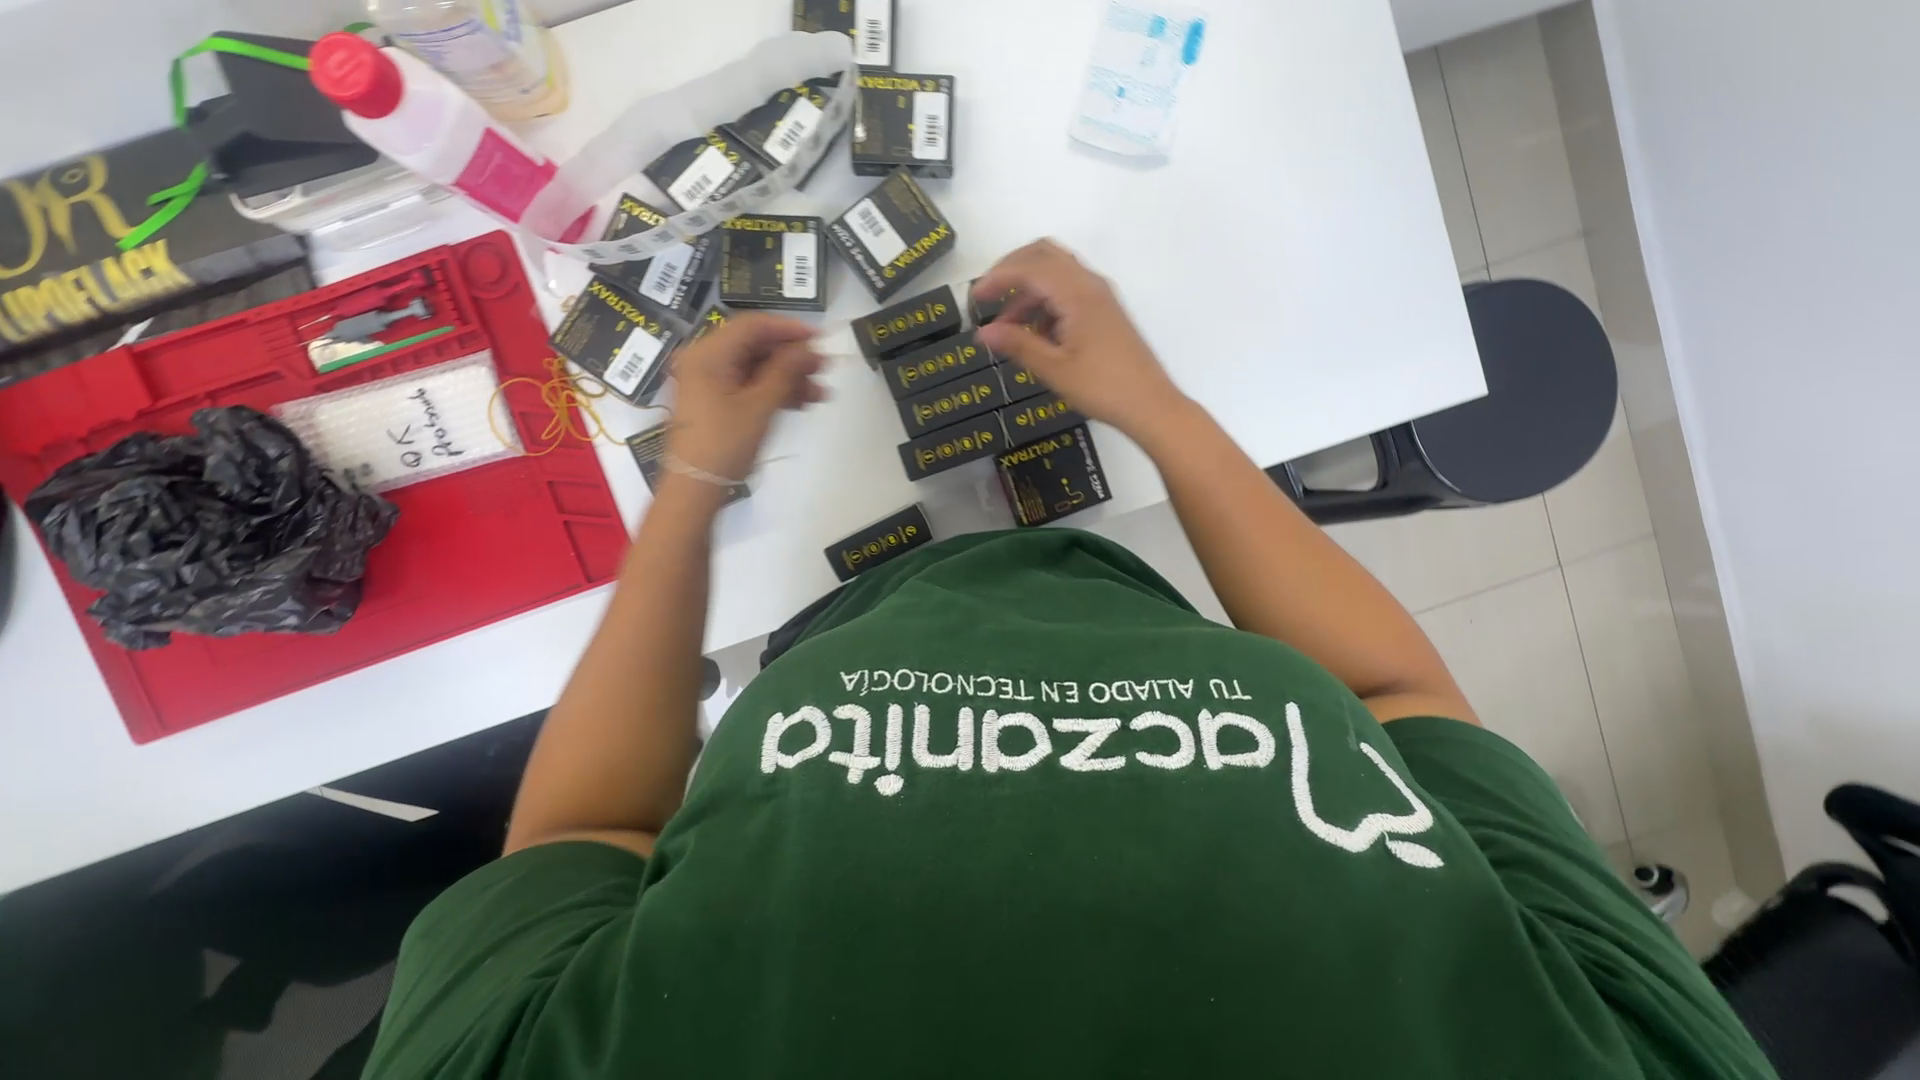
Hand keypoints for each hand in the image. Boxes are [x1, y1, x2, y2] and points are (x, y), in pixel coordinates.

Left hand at [664, 313, 826, 482]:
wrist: (695, 489)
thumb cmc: (725, 445)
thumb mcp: (760, 406)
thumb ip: (786, 371)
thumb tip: (809, 349)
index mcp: (707, 354)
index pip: (752, 325)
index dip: (789, 329)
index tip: (820, 338)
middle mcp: (703, 360)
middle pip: (754, 346)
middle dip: (791, 357)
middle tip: (823, 368)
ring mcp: (707, 381)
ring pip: (754, 367)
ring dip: (787, 376)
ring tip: (819, 393)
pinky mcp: (713, 400)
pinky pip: (747, 385)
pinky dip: (773, 390)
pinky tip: (801, 402)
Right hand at [972, 239, 1187, 440]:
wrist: (1151, 405)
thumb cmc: (1103, 388)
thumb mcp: (1054, 369)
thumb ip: (1017, 345)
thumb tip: (983, 332)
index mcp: (1077, 294)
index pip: (1030, 267)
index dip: (997, 277)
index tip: (974, 297)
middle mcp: (1090, 284)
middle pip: (1044, 255)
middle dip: (1011, 269)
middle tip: (988, 296)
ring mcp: (1100, 296)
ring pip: (1056, 271)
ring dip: (1028, 288)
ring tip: (1007, 325)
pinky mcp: (1104, 310)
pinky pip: (1069, 289)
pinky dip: (1045, 300)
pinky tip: (1035, 333)